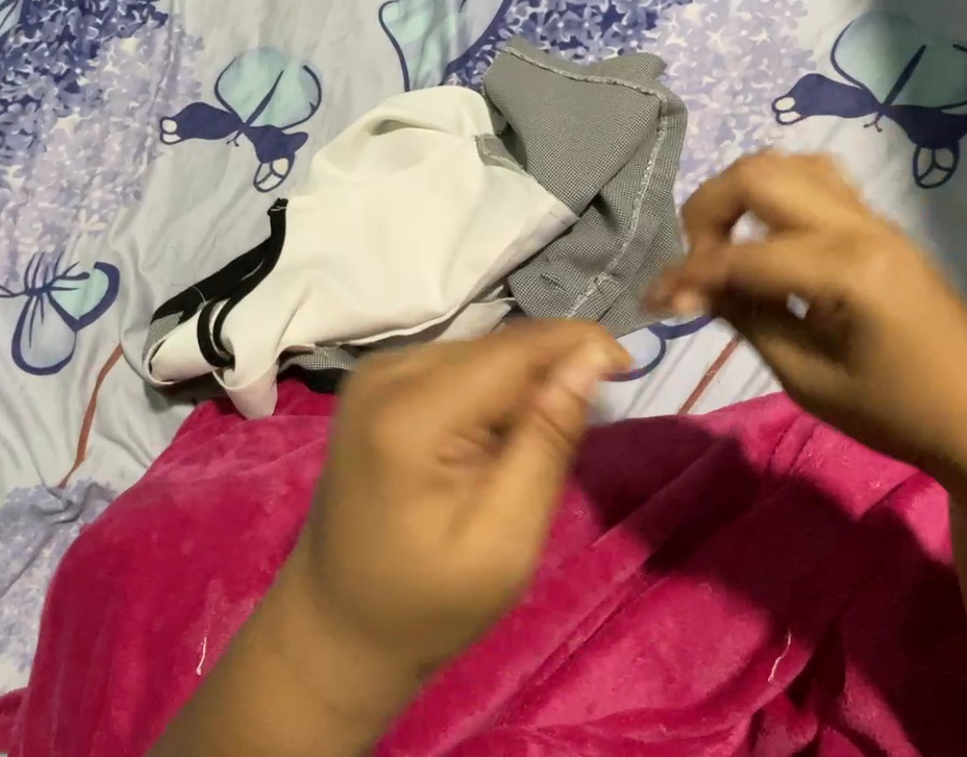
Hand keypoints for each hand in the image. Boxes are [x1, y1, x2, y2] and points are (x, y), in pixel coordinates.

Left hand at [154, 321, 629, 756]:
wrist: (335, 622)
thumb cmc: (426, 601)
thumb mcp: (505, 539)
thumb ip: (547, 442)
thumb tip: (590, 358)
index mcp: (411, 414)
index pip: (512, 350)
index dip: (576, 344)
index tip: (631, 364)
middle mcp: (385, 374)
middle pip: (494, 346)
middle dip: (551, 367)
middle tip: (589, 420)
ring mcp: (373, 374)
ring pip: (477, 350)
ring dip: (521, 380)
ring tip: (540, 437)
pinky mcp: (374, 383)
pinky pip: (452, 365)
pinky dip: (489, 388)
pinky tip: (496, 435)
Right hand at [645, 151, 966, 473]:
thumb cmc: (898, 411)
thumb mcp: (806, 378)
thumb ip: (745, 318)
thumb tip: (688, 288)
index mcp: (844, 271)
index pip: (737, 257)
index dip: (684, 276)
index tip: (651, 303)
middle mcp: (858, 227)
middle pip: (757, 175)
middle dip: (706, 211)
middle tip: (693, 264)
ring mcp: (872, 219)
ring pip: (787, 164)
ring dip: (739, 194)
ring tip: (723, 244)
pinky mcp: (877, 225)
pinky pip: (814, 179)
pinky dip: (773, 193)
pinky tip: (763, 235)